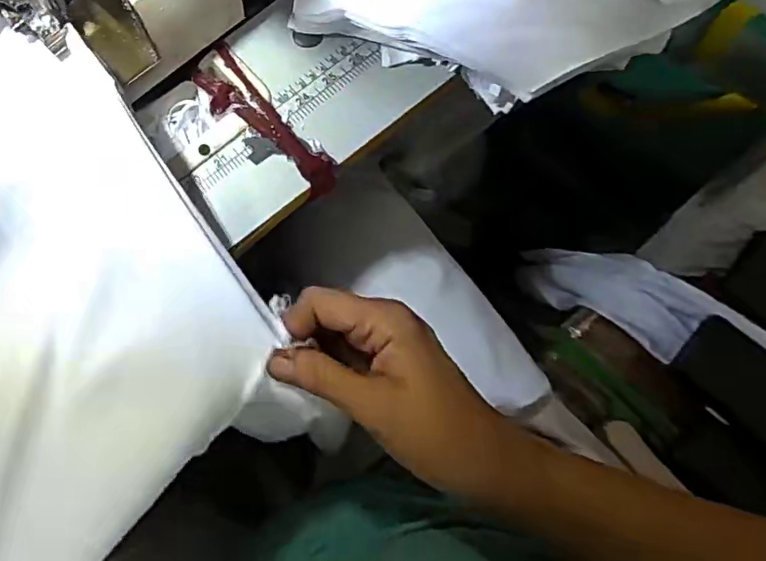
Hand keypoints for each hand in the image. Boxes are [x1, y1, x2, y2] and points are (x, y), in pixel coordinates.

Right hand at [267, 287, 512, 495]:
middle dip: (304, 337)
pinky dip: (334, 362)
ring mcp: (392, 335)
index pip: (321, 300)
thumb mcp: (372, 406)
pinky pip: (352, 346)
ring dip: (317, 351)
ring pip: (337, 329)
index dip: (295, 324)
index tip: (282, 361)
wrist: (490, 466)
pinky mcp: (393, 355)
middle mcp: (386, 316)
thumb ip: (321, 376)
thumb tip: (274, 358)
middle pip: (328, 310)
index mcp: (384, 317)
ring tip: (305, 383)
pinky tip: (327, 385)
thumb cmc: (434, 434)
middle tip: (290, 375)